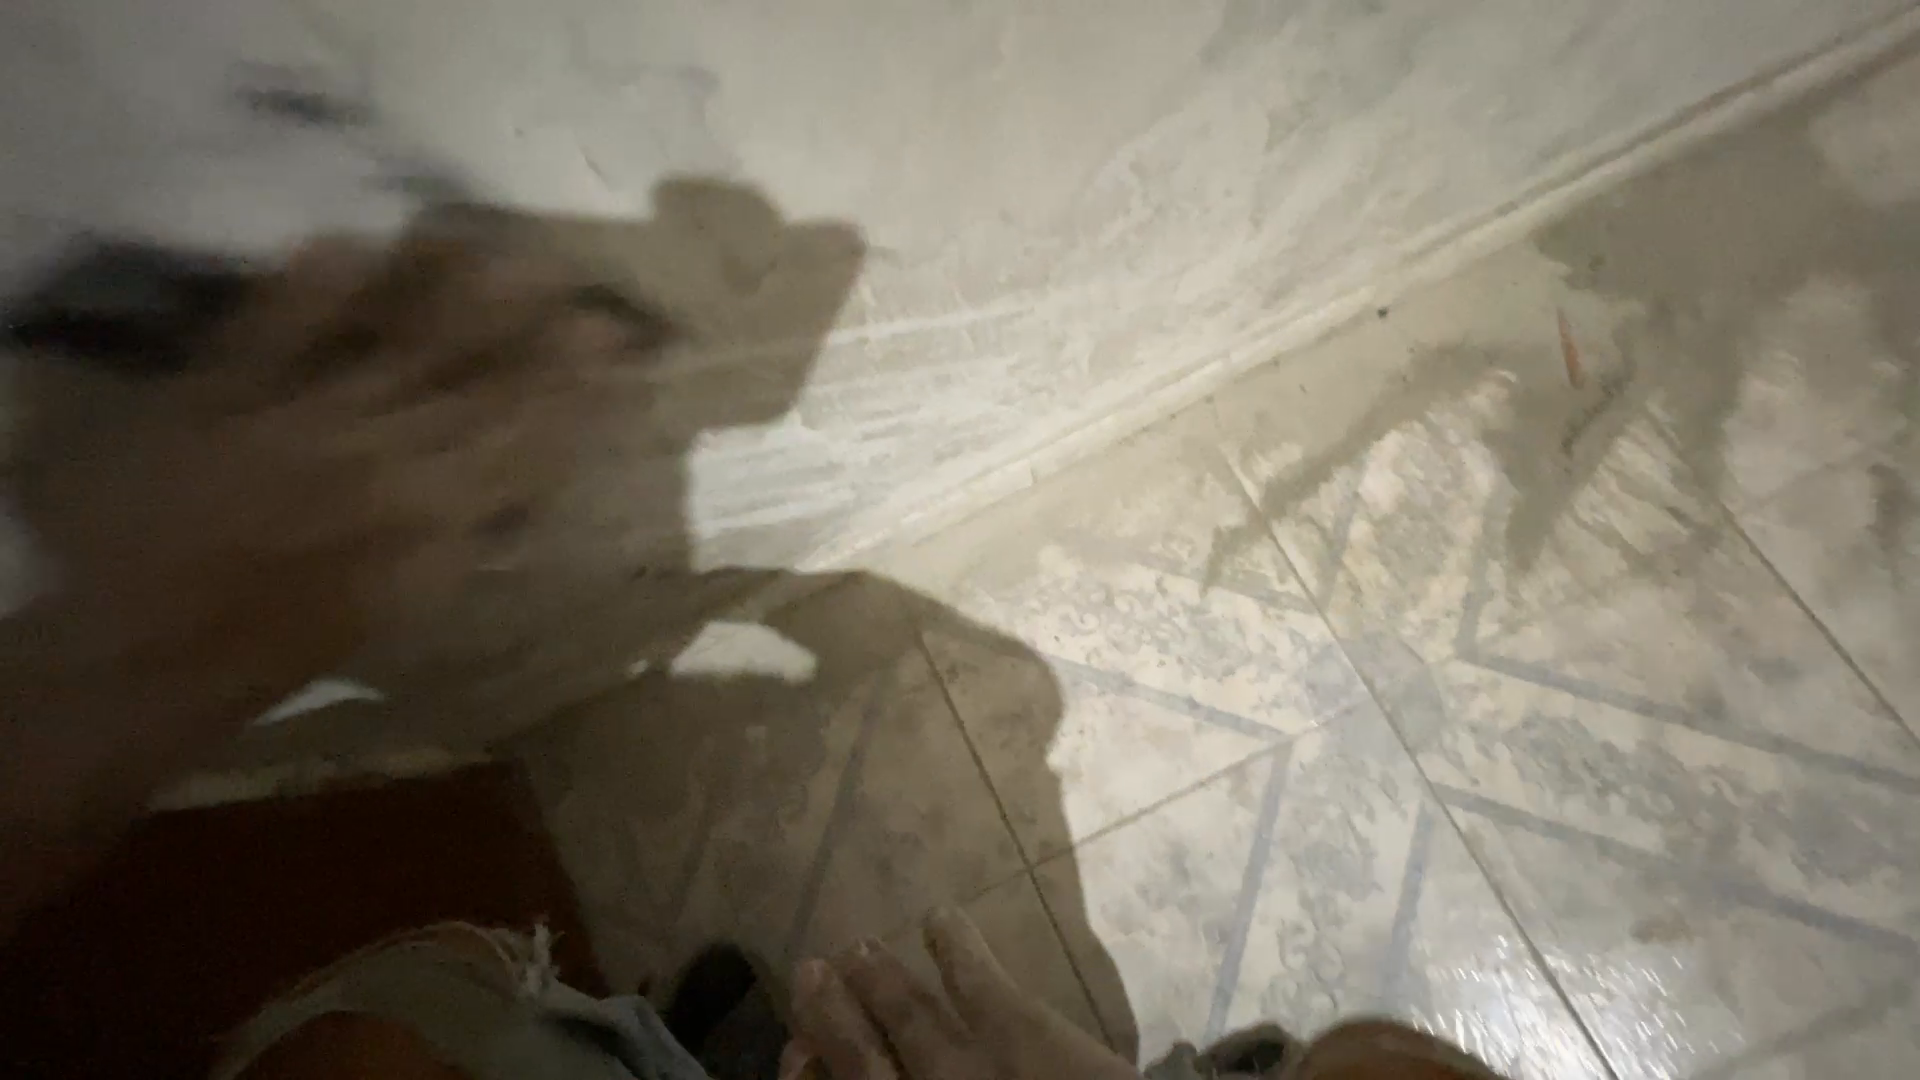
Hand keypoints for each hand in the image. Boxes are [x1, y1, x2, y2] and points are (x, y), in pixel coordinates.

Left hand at [0, 222, 669, 926]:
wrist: (159, 639)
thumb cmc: (310, 629)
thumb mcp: (420, 597)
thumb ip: (477, 533)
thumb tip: (531, 485)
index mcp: (438, 509)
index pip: (529, 436)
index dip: (577, 389)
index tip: (614, 349)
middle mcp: (385, 453)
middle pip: (474, 380)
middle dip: (534, 332)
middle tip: (577, 282)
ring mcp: (300, 417)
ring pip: (392, 347)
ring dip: (447, 296)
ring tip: (492, 245)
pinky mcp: (218, 396)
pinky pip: (267, 334)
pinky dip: (305, 291)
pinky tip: (346, 242)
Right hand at [786, 909, 1139, 1079]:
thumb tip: (892, 1072)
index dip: (818, 1069)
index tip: (799, 1055)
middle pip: (860, 1061)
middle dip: (828, 1017)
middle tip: (811, 970)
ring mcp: (970, 1069)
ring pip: (907, 1014)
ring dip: (877, 978)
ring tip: (857, 948)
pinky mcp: (1020, 1031)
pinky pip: (975, 977)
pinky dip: (954, 943)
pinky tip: (936, 915)